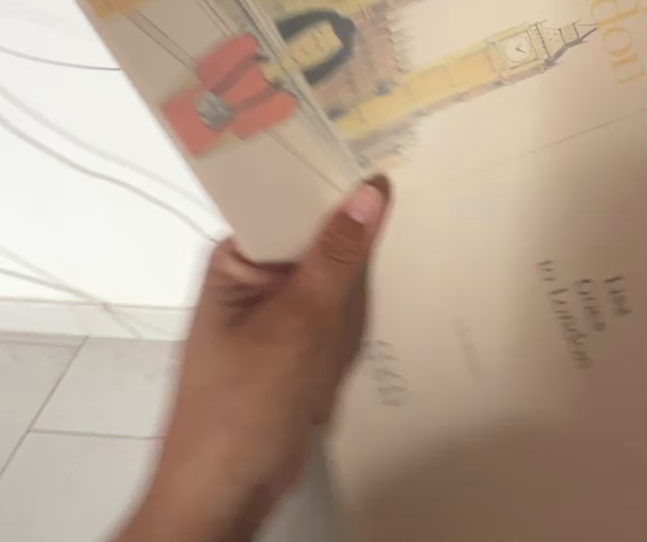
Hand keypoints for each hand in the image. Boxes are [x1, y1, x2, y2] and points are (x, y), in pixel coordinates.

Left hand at [118, 177, 390, 541]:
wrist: (226, 498)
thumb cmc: (245, 403)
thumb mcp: (297, 322)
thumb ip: (336, 255)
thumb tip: (371, 186)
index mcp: (237, 258)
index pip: (288, 198)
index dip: (332, 175)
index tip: (383, 147)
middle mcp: (255, 276)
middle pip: (315, 233)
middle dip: (358, 221)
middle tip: (418, 179)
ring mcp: (278, 312)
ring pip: (332, 271)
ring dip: (366, 263)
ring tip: (420, 219)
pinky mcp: (298, 344)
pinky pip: (337, 307)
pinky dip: (363, 301)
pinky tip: (402, 279)